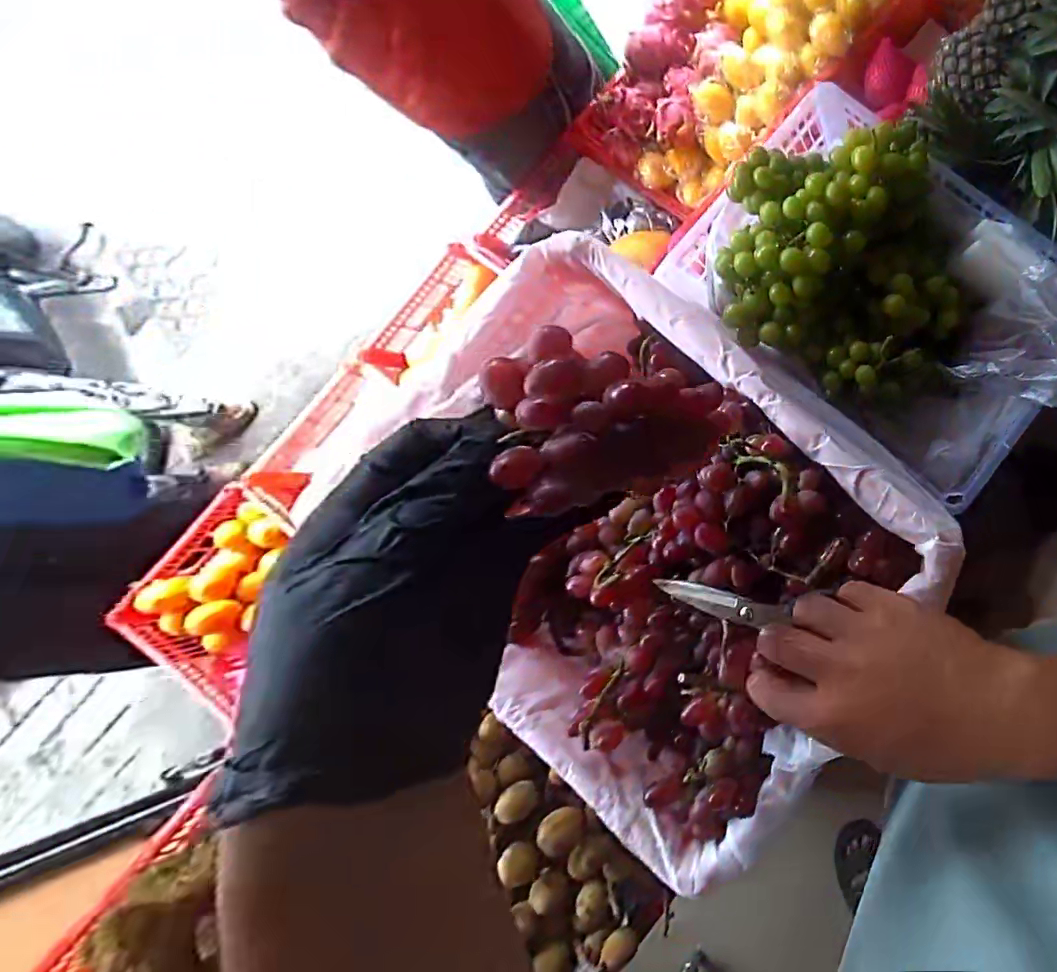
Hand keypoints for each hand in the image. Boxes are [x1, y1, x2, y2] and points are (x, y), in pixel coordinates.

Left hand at [214, 412, 575, 825]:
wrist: (368, 756)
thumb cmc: (338, 664)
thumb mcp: (367, 577)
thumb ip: (425, 509)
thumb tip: (489, 447)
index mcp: (358, 514)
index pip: (413, 449)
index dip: (462, 428)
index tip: (519, 413)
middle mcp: (415, 518)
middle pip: (471, 465)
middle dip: (519, 446)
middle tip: (576, 427)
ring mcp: (462, 545)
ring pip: (512, 493)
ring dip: (551, 472)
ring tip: (598, 452)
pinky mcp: (502, 571)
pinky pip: (538, 528)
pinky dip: (568, 508)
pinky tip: (603, 490)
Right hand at [745, 582, 1036, 780]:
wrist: (989, 706)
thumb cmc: (936, 747)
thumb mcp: (873, 752)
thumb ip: (833, 725)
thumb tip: (811, 701)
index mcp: (828, 716)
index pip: (768, 692)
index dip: (760, 682)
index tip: (762, 675)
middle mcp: (835, 668)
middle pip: (779, 641)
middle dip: (771, 641)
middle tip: (781, 641)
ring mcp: (862, 629)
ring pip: (809, 606)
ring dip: (805, 615)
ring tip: (817, 621)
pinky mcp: (890, 603)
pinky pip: (849, 589)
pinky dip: (844, 599)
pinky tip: (854, 609)